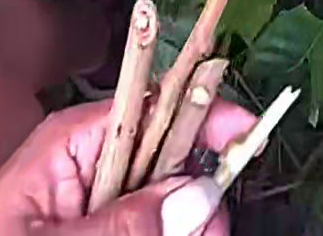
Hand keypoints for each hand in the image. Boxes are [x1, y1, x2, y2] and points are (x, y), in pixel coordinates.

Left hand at [0, 97, 255, 235]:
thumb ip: (122, 226)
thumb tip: (198, 193)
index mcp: (76, 138)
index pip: (155, 99)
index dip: (207, 108)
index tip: (247, 136)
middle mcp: (95, 158)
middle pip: (173, 153)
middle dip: (199, 191)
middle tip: (214, 233)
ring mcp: (100, 199)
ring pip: (169, 199)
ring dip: (187, 226)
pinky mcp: (105, 228)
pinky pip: (151, 225)